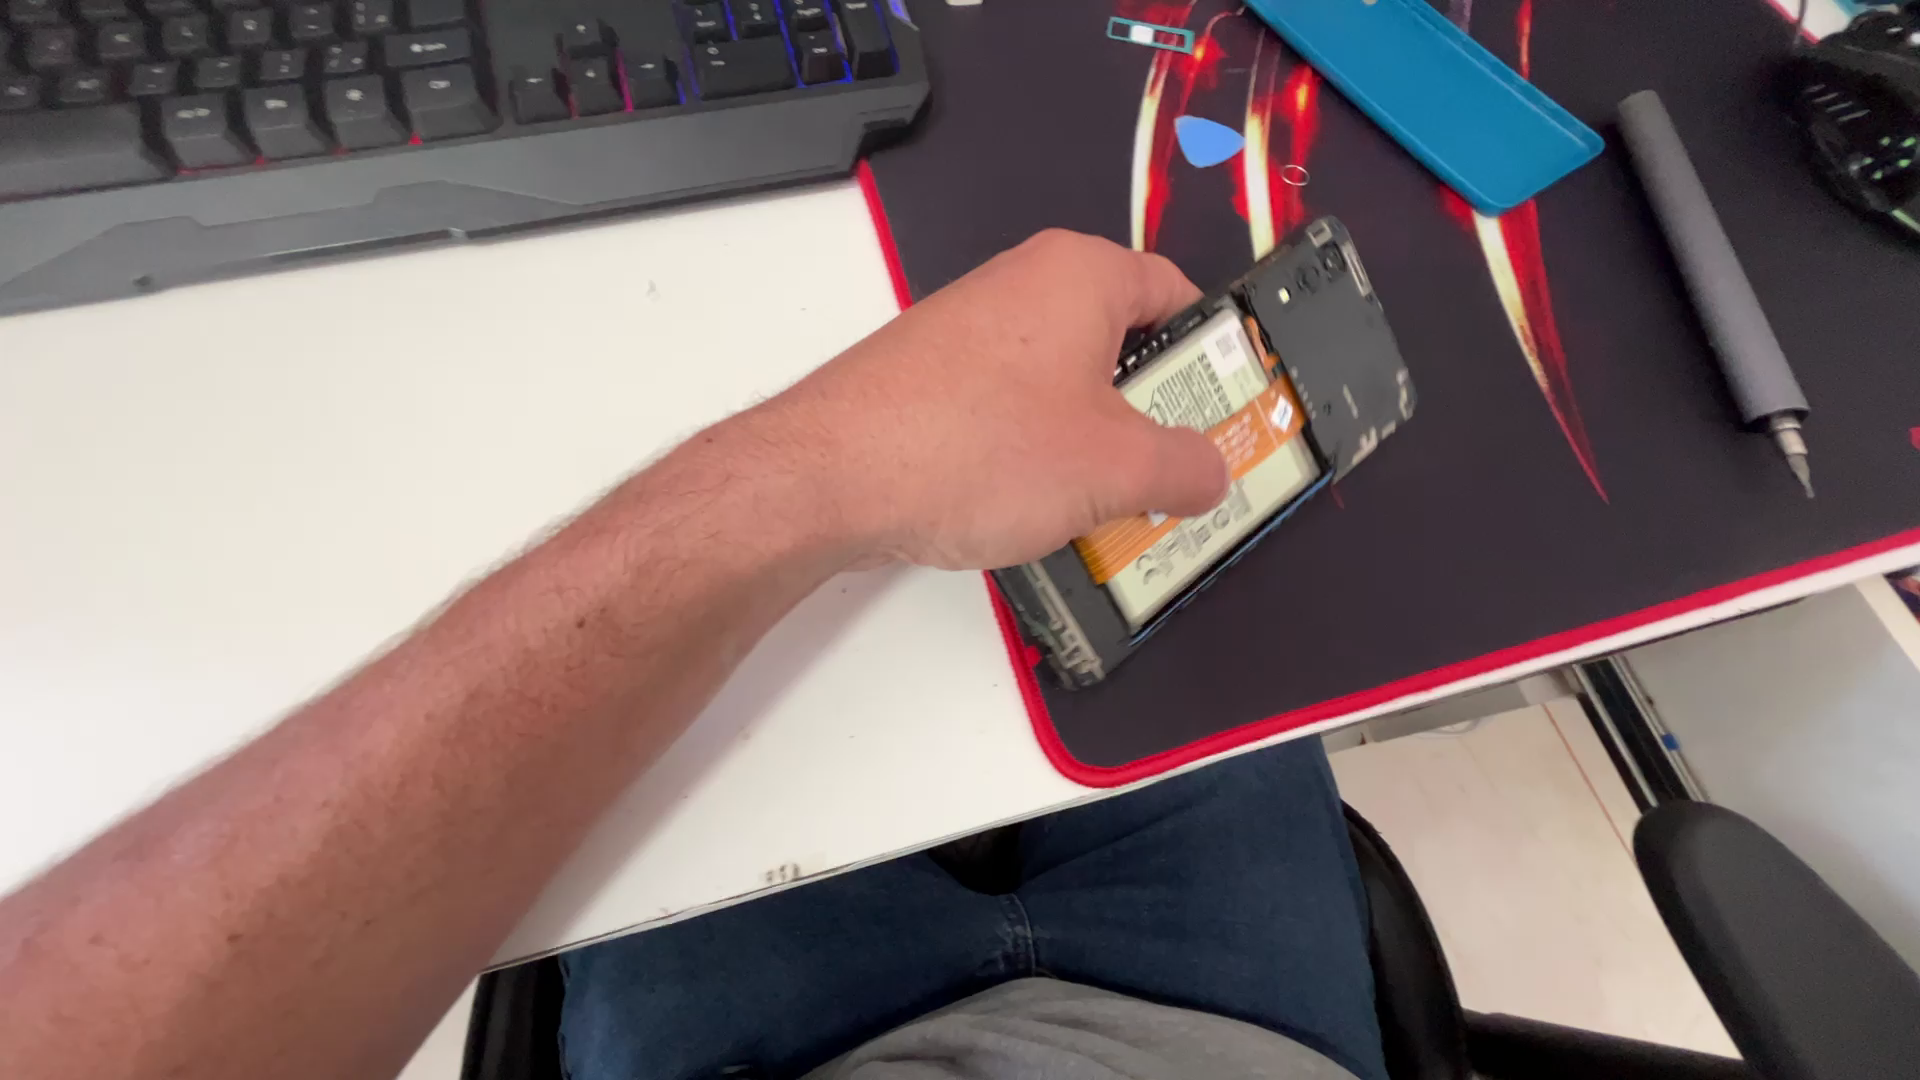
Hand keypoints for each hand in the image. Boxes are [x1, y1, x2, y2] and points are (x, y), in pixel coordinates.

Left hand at [758, 229, 1229, 570]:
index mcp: (1079, 274)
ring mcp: (965, 332)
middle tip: (1164, 475)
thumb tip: (1210, 472)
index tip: (1222, 412)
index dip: (1212, 354)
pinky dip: (1030, 452)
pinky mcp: (927, 379)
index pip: (1177, 294)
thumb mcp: (1113, 469)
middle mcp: (1020, 286)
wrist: (832, 477)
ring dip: (1088, 444)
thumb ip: (1185, 468)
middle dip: (1146, 414)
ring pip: (1059, 385)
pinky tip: (1026, 504)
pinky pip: (1006, 409)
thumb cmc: (982, 450)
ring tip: (1096, 506)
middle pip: (1116, 345)